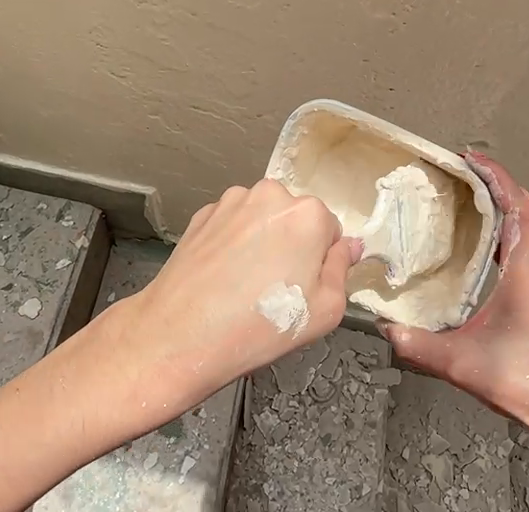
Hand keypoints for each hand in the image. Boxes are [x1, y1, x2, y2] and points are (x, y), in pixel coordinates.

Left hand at [116, 179, 361, 406]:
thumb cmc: (259, 327)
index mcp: (308, 214)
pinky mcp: (203, 212)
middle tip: (277, 288)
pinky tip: (223, 277)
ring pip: (262, 219)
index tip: (305, 288)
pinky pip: (233, 224)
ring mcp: (233, 200)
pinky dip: (233, 243)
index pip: (330, 230)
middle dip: (293, 245)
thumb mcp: (324, 311)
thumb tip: (349, 246)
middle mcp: (271, 194)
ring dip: (262, 241)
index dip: (322, 261)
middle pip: (295, 218)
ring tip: (245, 285)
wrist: (180, 335)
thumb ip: (343, 270)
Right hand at [379, 152, 528, 440]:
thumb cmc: (527, 385)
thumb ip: (419, 344)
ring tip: (470, 191)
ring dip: (504, 199)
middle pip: (524, 205)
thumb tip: (386, 328)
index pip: (516, 206)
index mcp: (527, 273)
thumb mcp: (463, 364)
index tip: (470, 158)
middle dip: (495, 180)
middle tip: (462, 168)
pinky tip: (485, 231)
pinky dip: (509, 222)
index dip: (495, 177)